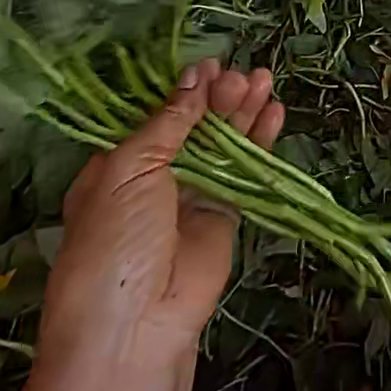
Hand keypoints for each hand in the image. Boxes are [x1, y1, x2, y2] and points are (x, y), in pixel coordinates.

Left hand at [19, 60, 283, 390]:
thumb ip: (168, 123)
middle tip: (239, 75)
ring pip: (224, 143)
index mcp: (121, 163)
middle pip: (196, 124)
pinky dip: (261, 141)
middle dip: (218, 97)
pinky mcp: (226, 213)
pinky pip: (246, 170)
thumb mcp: (128, 170)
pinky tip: (274, 113)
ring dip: (243, 111)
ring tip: (264, 80)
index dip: (184, 89)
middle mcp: (158, 174)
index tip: (208, 65)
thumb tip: (193, 79)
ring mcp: (194, 193)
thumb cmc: (115, 238)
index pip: (160, 114)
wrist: (137, 325)